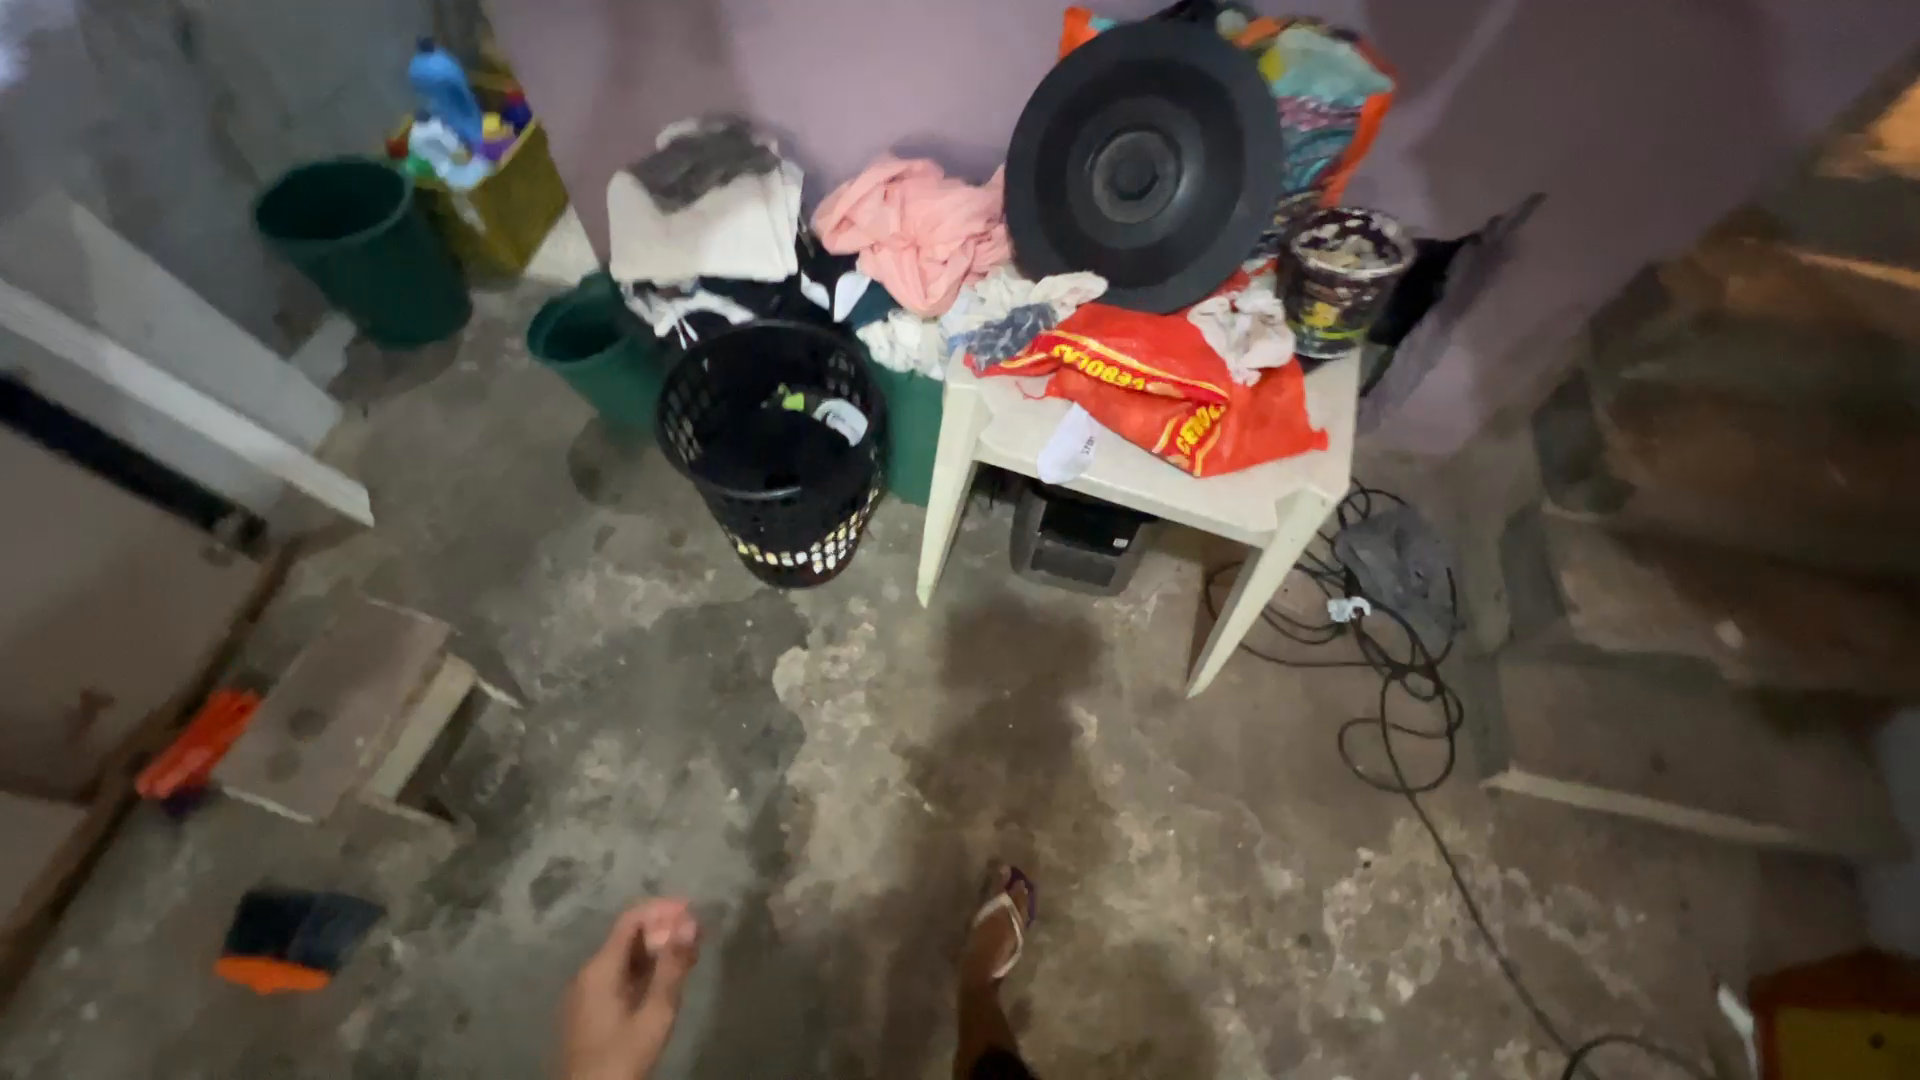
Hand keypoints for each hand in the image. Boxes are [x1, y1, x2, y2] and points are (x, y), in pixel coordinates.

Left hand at [563, 898, 700, 1079]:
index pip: (632, 919)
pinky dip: (646, 968)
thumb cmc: (622, 1057)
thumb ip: (673, 966)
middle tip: (699, 934)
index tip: (693, 910)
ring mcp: (588, 992)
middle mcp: (590, 972)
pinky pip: (621, 974)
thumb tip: (690, 922)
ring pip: (627, 956)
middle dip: (664, 929)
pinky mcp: (592, 1009)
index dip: (663, 909)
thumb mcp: (655, 1013)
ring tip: (691, 953)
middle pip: (629, 935)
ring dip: (658, 949)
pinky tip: (669, 977)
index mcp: (600, 967)